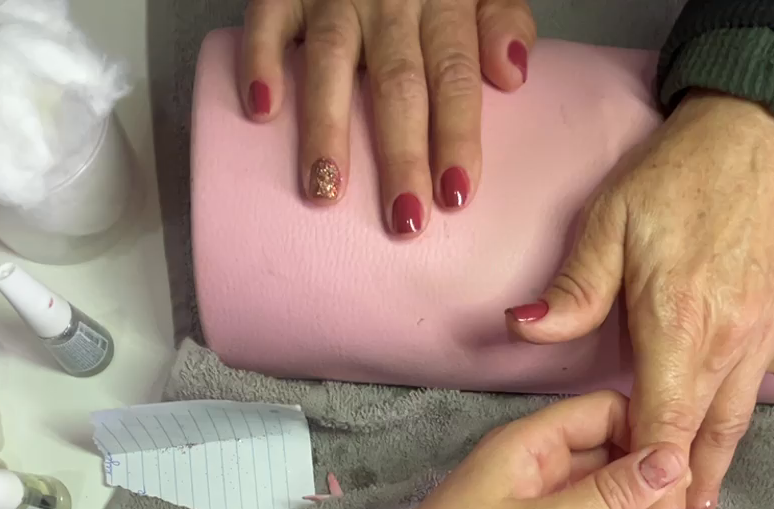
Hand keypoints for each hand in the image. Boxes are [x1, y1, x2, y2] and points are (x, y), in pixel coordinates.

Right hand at [239, 0, 534, 233]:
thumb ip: (502, 20)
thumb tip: (513, 73)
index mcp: (445, 3)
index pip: (455, 77)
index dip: (457, 137)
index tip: (455, 196)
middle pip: (398, 85)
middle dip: (402, 157)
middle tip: (403, 221)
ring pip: (331, 63)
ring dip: (327, 130)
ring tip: (325, 192)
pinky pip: (268, 18)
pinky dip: (260, 60)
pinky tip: (261, 110)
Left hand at [509, 92, 773, 508]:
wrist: (753, 135)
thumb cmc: (672, 179)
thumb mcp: (606, 223)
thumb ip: (573, 289)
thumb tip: (524, 327)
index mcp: (677, 325)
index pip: (659, 420)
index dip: (647, 476)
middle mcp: (728, 342)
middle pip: (695, 434)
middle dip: (673, 493)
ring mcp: (767, 336)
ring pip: (738, 422)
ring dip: (717, 477)